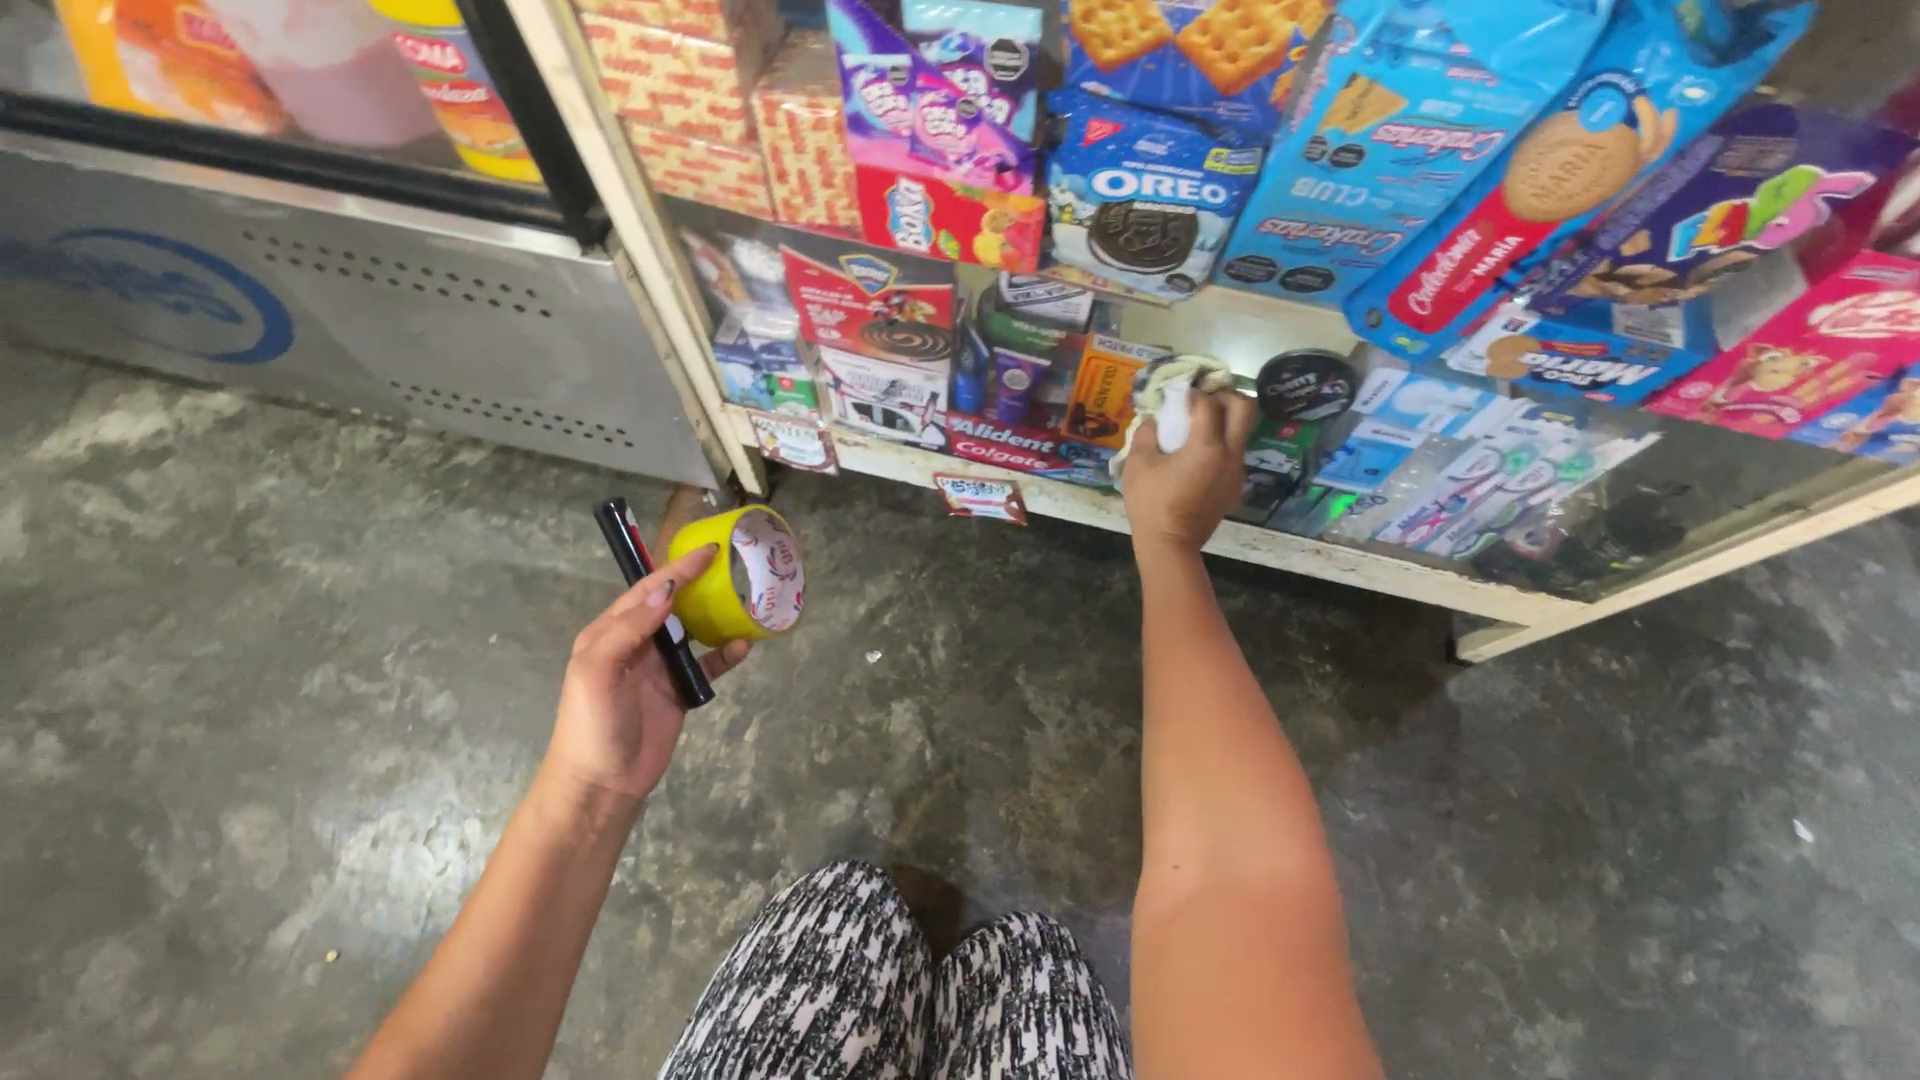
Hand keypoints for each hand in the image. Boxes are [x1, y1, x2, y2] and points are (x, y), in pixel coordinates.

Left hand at [542, 545, 750, 808]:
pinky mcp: (679, 691)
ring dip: (715, 618)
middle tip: (731, 568)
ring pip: (693, 631)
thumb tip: (665, 592)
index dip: (677, 570)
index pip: (647, 590)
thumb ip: (628, 629)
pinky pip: (707, 665)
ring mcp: (659, 667)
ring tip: (744, 603)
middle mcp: (635, 643)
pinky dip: (725, 655)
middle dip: (699, 585)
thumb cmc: (592, 725)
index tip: (708, 552)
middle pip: (672, 604)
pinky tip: (742, 648)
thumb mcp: (597, 671)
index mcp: (609, 632)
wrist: (602, 783)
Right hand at [1121, 389, 1257, 563]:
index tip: (1180, 395)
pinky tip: (1197, 458)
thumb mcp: (1138, 465)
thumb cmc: (1150, 504)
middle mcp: (1230, 455)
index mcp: (1206, 446)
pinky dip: (1221, 447)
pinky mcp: (1235, 487)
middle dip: (1227, 397)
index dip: (1193, 394)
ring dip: (1224, 423)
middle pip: (1245, 409)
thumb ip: (1146, 435)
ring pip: (1242, 433)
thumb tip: (1153, 420)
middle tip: (1205, 402)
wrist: (1170, 545)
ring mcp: (1236, 472)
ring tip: (1198, 430)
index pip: (1208, 404)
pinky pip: (1234, 456)